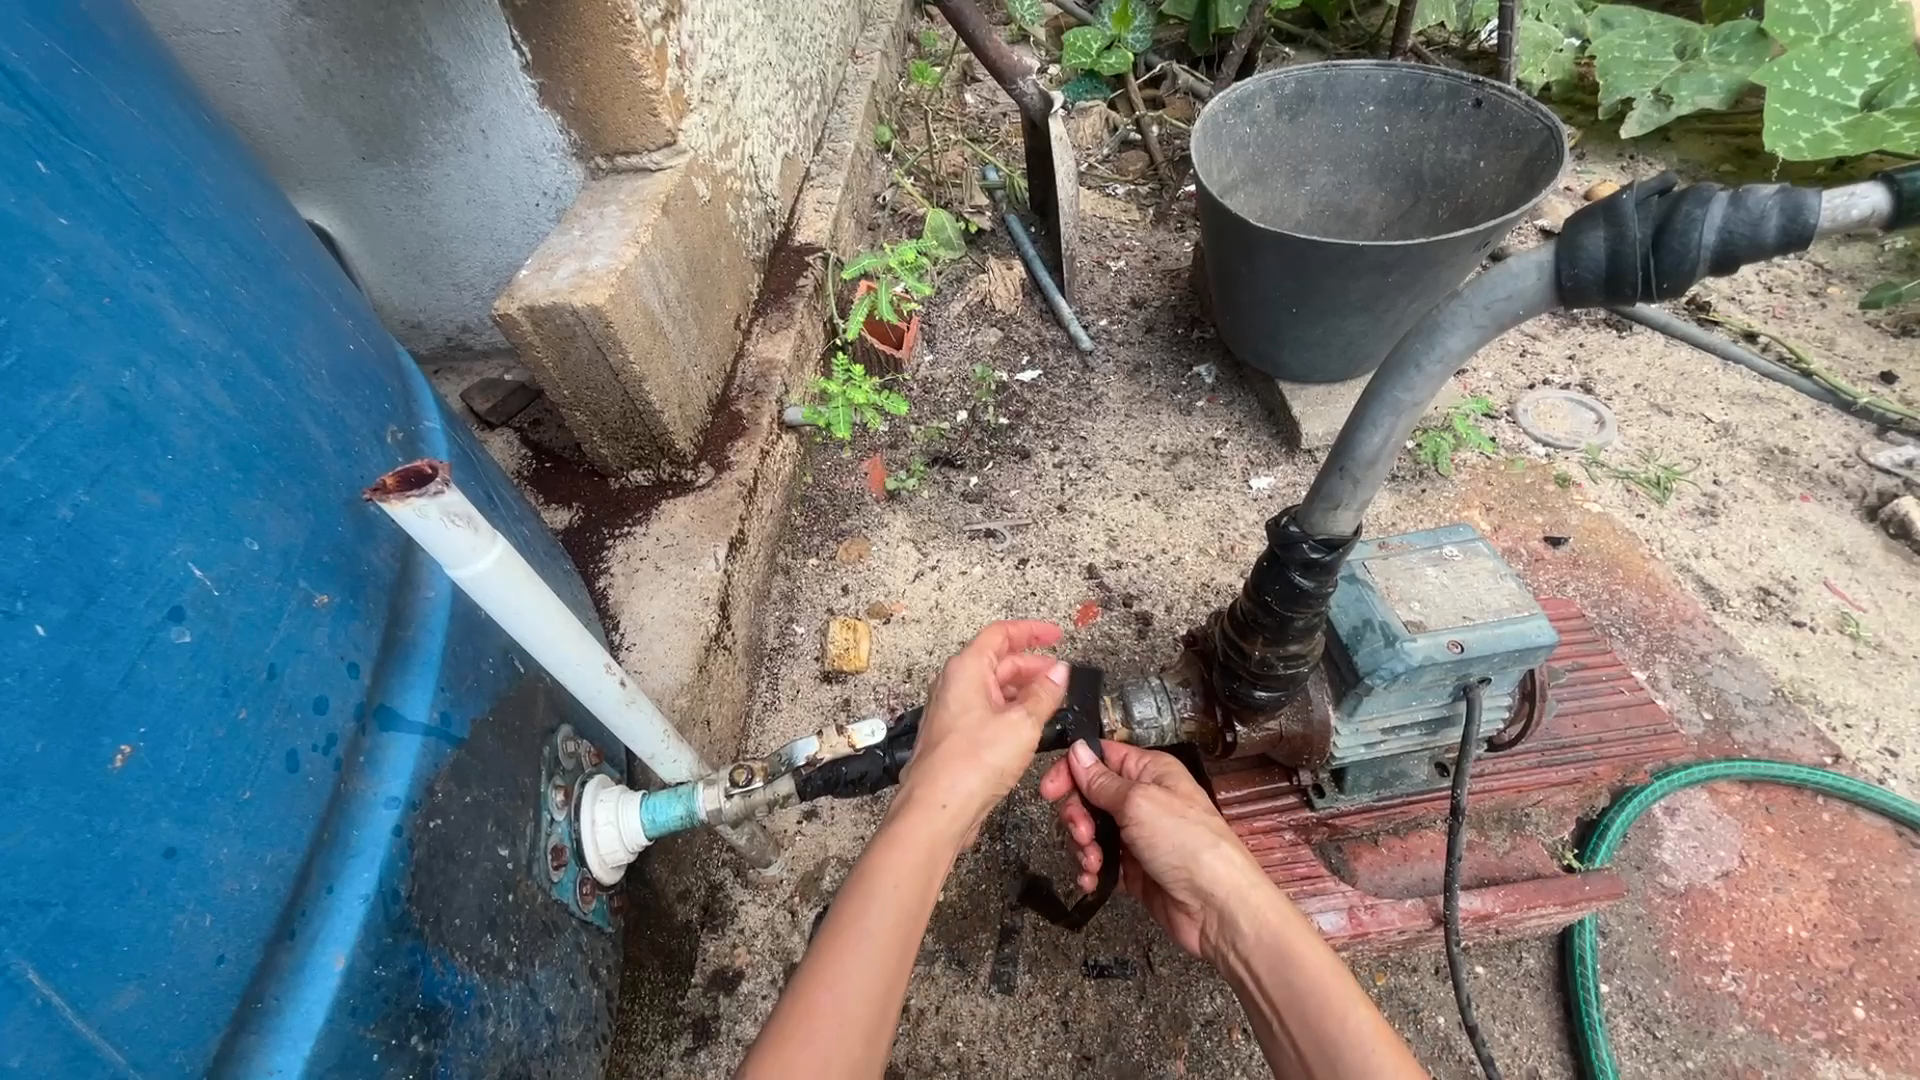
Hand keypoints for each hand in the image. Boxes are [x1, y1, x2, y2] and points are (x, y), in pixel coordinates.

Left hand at [894, 620, 1069, 847]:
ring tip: (1052, 701)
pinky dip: (1011, 711)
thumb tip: (1059, 672)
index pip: (1001, 634)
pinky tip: (1030, 725)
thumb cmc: (970, 764)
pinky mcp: (956, 735)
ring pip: (994, 688)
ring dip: (1024, 690)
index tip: (1056, 635)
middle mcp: (955, 684)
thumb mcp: (1022, 723)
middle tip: (1061, 675)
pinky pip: (988, 711)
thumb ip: (1044, 694)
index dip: (1031, 631)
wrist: (937, 809)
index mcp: (966, 668)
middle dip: (1032, 665)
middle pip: (998, 661)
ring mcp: (954, 710)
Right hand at [1038, 740, 1277, 962]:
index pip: (1099, 757)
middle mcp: (1141, 798)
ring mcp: (1136, 835)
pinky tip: (1092, 880)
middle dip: (1077, 814)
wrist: (1217, 909)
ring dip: (1083, 845)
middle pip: (1089, 795)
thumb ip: (1101, 780)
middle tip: (1082, 833)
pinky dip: (1090, 869)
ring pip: (1090, 829)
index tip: (1049, 790)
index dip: (1071, 770)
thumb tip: (1077, 750)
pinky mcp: (1133, 868)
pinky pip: (1099, 861)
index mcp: (1148, 771)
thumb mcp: (1138, 802)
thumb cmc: (1186, 843)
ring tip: (1094, 862)